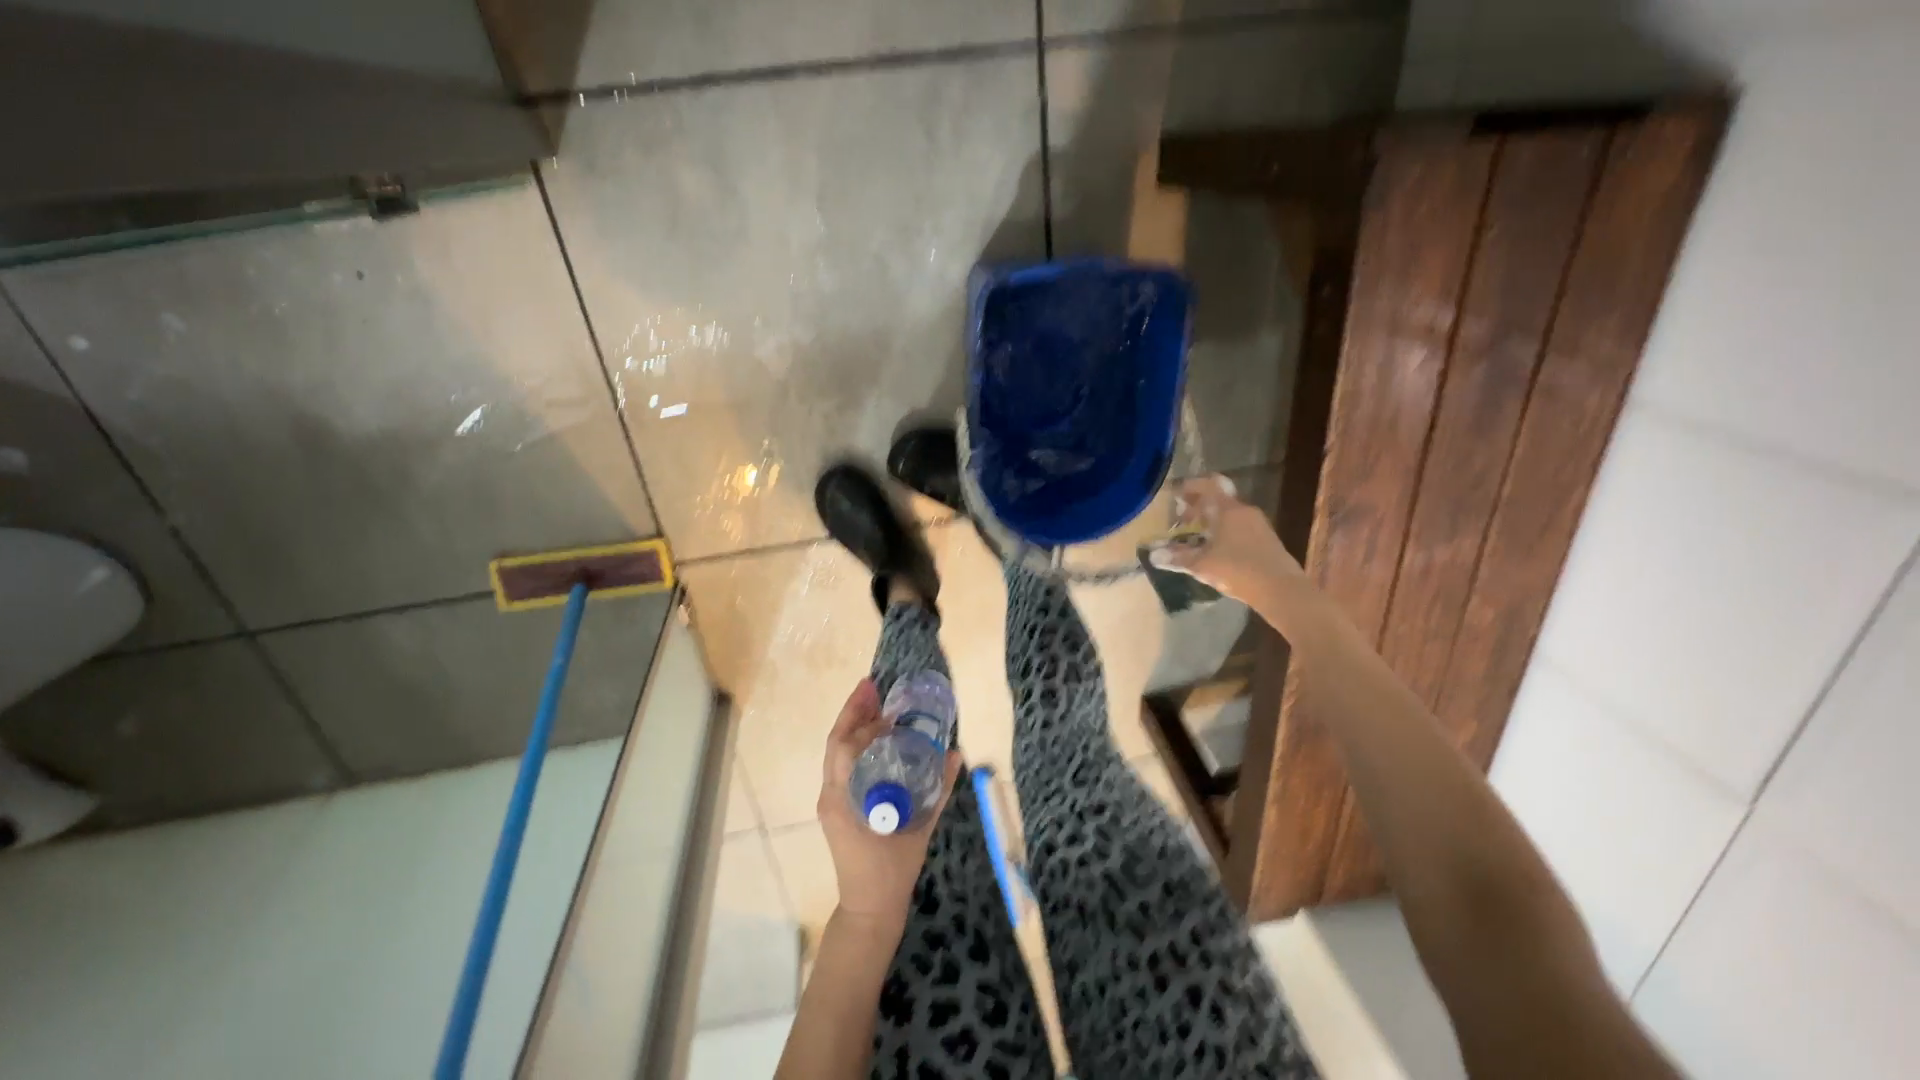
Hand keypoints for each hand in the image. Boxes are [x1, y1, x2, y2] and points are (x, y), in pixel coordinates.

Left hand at [816, 679, 962, 927]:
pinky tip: (880, 741)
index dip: (855, 716)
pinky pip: (846, 770)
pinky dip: (860, 750)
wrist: (870, 908)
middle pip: (837, 744)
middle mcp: (831, 796)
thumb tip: (954, 755)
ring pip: (839, 756)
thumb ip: (937, 791)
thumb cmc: (890, 872)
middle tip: (875, 688)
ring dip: (856, 729)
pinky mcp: (840, 809)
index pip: (841, 746)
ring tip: (880, 707)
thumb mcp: (918, 830)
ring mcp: (833, 803)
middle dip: (854, 713)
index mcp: (842, 799)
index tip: (872, 691)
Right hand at [1149, 474, 1303, 606]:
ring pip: (1229, 514)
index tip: (1176, 496)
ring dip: (1211, 521)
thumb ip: (1178, 557)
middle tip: (1181, 520)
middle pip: (1218, 499)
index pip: (1208, 485)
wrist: (1281, 589)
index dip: (1190, 487)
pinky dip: (1224, 532)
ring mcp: (1258, 525)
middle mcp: (1244, 511)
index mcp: (1228, 510)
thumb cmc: (1238, 570)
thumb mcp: (1202, 565)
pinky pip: (1239, 527)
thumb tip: (1153, 555)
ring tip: (1196, 537)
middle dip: (1198, 507)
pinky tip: (1216, 551)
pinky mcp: (1266, 540)